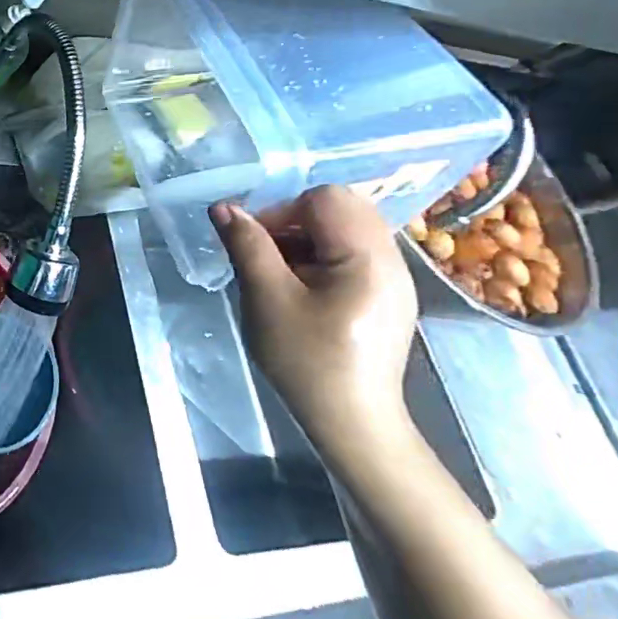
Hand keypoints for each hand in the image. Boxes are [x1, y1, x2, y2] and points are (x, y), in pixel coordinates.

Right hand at [210, 186, 416, 450]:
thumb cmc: (305, 358)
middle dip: (292, 222)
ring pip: (345, 230)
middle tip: (265, 257)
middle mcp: (391, 259)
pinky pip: (352, 254)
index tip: (254, 246)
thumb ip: (246, 245)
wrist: (350, 420)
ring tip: (279, 277)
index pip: (323, 198)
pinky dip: (320, 258)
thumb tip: (223, 207)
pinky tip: (302, 291)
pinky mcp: (387, 295)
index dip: (280, 212)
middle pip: (339, 208)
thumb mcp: (266, 298)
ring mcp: (394, 278)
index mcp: (367, 257)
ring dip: (304, 241)